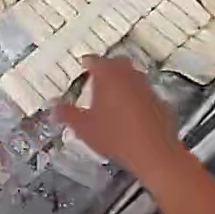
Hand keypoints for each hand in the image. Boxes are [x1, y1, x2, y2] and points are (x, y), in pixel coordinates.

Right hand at [54, 56, 187, 180]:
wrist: (153, 153)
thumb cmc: (116, 137)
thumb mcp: (83, 127)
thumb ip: (66, 114)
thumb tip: (53, 107)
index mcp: (108, 76)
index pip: (95, 60)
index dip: (87, 62)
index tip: (83, 65)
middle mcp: (129, 76)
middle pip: (117, 63)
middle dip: (107, 67)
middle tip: (97, 76)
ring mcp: (148, 88)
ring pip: (133, 76)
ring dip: (123, 81)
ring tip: (112, 95)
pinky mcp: (161, 103)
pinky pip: (145, 94)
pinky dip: (137, 97)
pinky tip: (131, 113)